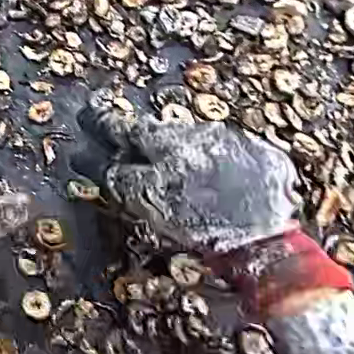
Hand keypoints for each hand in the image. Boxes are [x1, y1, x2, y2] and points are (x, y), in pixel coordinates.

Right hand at [72, 108, 297, 252]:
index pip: (125, 125)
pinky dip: (206, 162)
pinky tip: (208, 182)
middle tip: (127, 150)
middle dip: (141, 140)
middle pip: (159, 131)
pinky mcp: (259, 155)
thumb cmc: (197, 218)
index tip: (86, 115)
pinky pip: (221, 152)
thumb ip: (120, 177)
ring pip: (190, 140)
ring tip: (172, 173)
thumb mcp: (147, 199)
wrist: (267, 238)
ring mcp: (231, 140)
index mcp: (166, 140)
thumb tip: (98, 162)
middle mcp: (198, 130)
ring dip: (175, 152)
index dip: (102, 122)